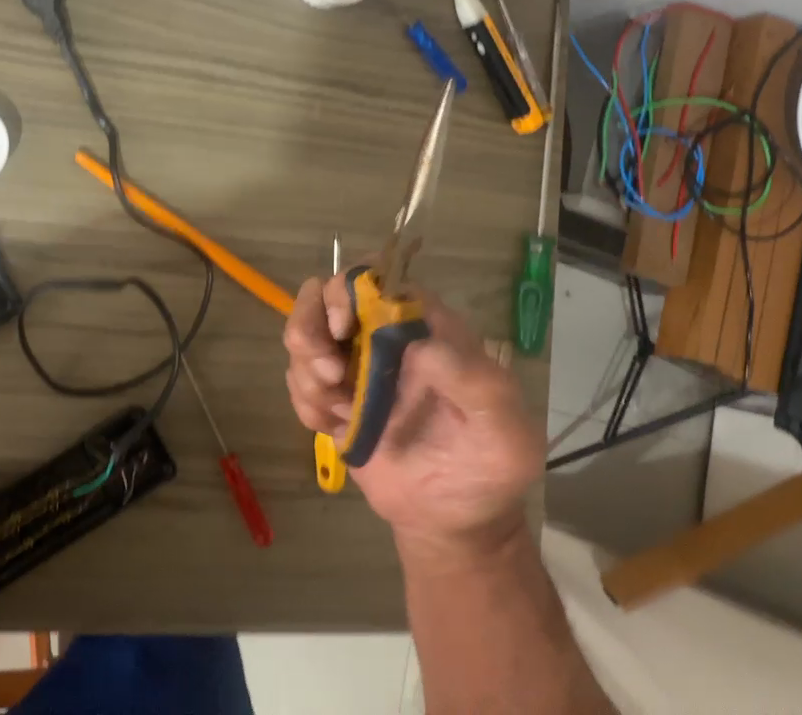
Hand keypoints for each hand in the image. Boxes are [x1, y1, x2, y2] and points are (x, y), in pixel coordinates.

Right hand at [283, 277, 544, 557]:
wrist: (449, 523)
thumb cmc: (486, 472)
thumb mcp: (504, 433)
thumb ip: (477, 385)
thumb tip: (422, 347)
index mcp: (426, 329)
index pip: (378, 278)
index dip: (349, 291)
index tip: (344, 330)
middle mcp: (385, 338)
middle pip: (323, 297)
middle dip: (310, 329)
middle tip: (331, 376)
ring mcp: (355, 366)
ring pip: (303, 337)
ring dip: (307, 373)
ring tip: (338, 412)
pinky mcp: (333, 397)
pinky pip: (296, 380)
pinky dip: (306, 403)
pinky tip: (335, 430)